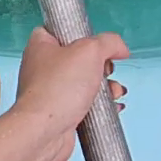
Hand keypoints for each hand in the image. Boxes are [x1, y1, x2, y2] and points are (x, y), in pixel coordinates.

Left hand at [9, 27, 128, 160]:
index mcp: (41, 46)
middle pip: (79, 58)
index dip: (82, 33)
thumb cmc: (56, 90)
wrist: (45, 131)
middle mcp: (42, 67)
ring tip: (114, 91)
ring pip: (84, 83)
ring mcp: (50, 91)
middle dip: (101, 65)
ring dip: (105, 87)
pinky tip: (112, 107)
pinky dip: (100, 106)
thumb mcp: (90, 51)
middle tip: (106, 70)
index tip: (99, 42)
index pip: (60, 30)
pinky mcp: (59, 112)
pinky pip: (84, 104)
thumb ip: (108, 42)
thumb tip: (119, 47)